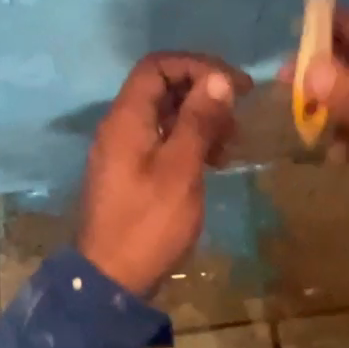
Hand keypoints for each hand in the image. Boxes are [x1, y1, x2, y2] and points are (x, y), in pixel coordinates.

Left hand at [79, 53, 252, 295]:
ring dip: (200, 118)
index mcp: (126, 118)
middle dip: (203, 93)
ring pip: (165, 114)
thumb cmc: (149, 223)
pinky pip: (162, 139)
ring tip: (230, 143)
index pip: (158, 66)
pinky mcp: (132, 172)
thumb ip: (198, 121)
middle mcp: (120, 126)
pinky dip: (190, 140)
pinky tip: (214, 161)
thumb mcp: (181, 170)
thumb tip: (218, 79)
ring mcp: (124, 150)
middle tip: (237, 116)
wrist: (111, 281)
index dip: (198, 66)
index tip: (234, 85)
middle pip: (162, 87)